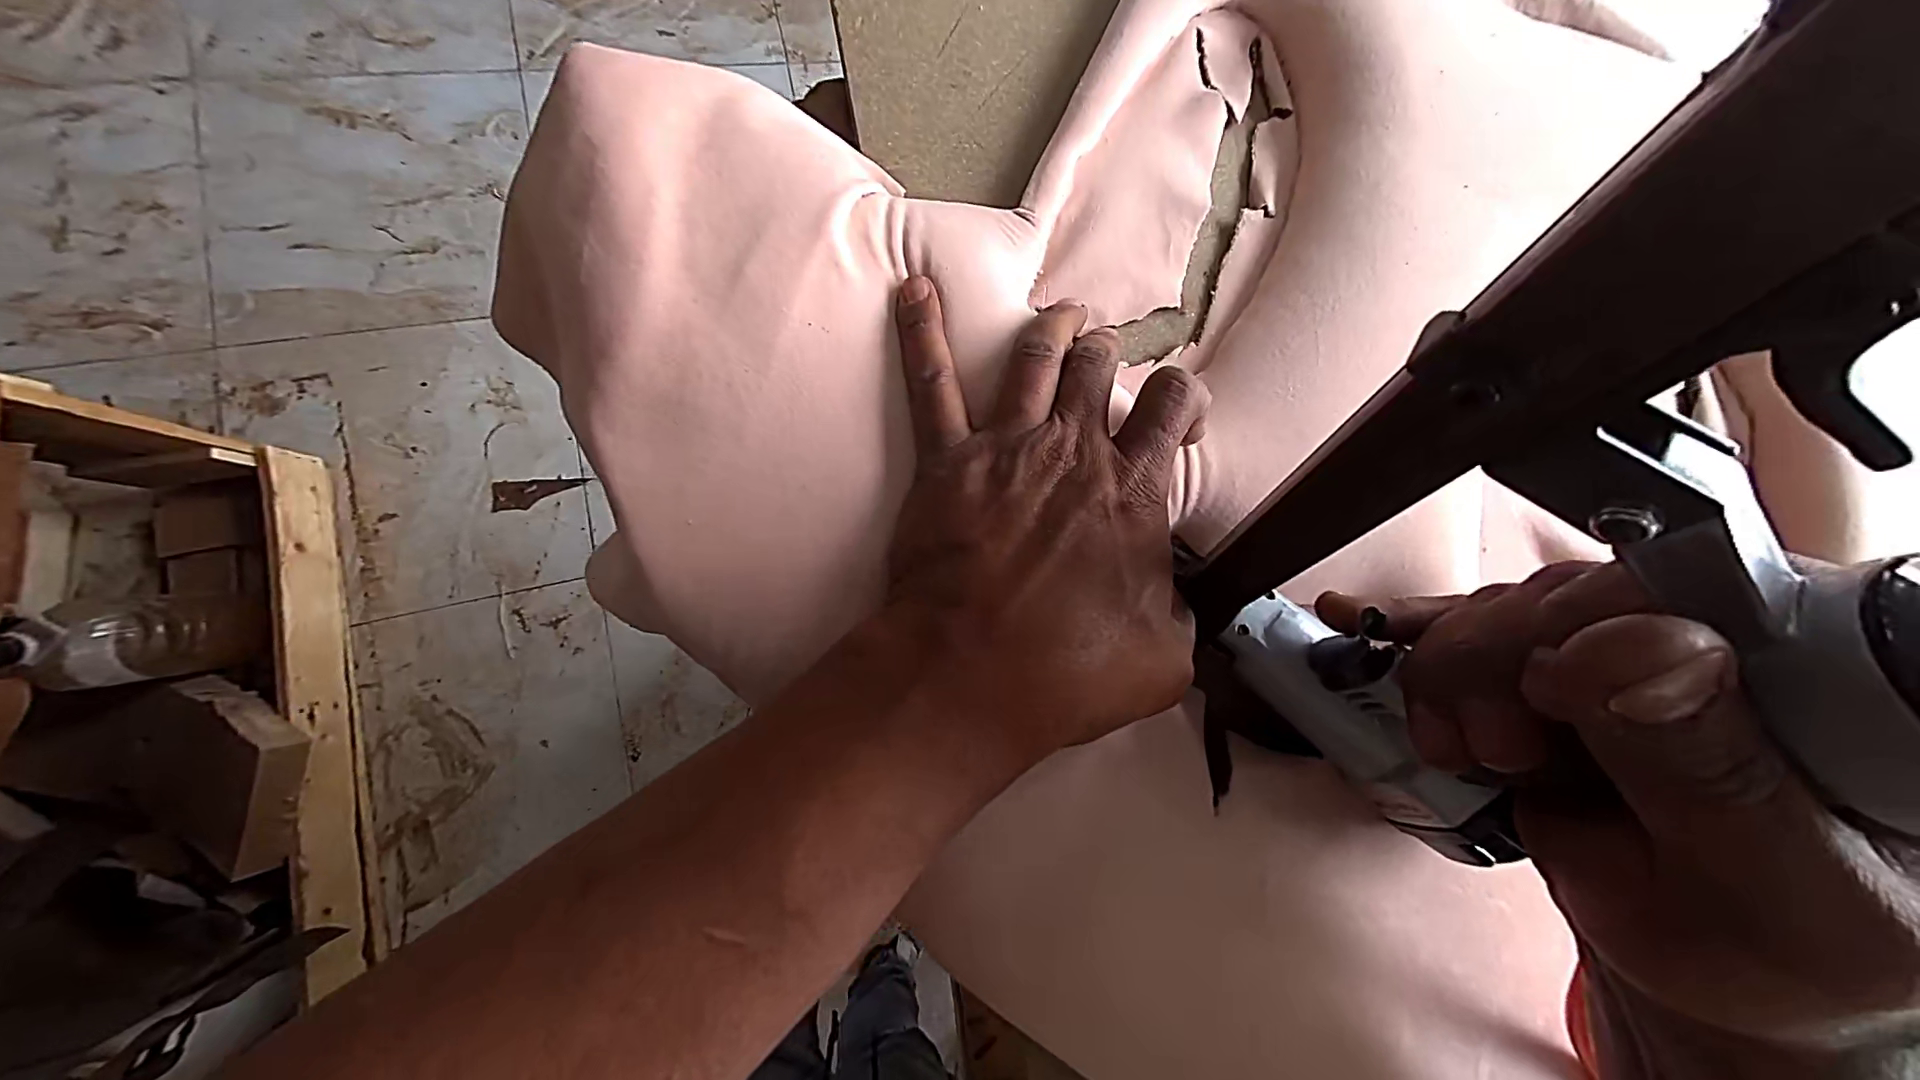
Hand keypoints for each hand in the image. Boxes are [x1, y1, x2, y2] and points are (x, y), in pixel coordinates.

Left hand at [885, 276, 1208, 762]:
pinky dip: (920, 332)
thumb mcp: (1164, 657)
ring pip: (1034, 358)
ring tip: (1064, 315)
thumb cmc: (1068, 672)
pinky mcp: (948, 461)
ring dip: (1053, 328)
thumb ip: (1181, 615)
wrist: (971, 675)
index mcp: (1132, 491)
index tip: (1177, 412)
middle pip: (1097, 368)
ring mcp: (1008, 448)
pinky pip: (930, 384)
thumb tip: (1180, 599)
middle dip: (1107, 354)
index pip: (1171, 404)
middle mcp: (1074, 453)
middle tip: (1104, 356)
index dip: (1182, 396)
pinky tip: (912, 289)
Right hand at [1321, 566, 1919, 1069]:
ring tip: (1470, 749)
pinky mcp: (1542, 662)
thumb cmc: (1775, 950)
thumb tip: (1626, 648)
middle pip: (1575, 590)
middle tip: (1502, 746)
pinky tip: (1390, 646)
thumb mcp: (1771, 886)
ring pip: (1504, 604)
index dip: (1609, 614)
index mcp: (1835, 675)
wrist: (1704, 967)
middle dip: (1503, 658)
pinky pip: (1460, 621)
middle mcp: (1722, 637)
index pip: (1713, 581)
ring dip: (1452, 670)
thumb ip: (1708, 770)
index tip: (1554, 691)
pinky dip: (1414, 636)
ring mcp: (1619, 647)